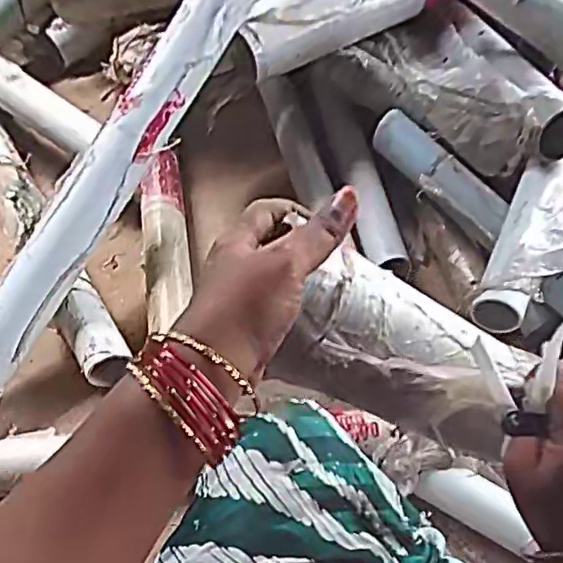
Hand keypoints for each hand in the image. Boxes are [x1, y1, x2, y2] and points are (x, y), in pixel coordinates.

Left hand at [171, 189, 356, 385]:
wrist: (215, 367)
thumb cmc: (244, 308)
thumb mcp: (286, 263)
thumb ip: (318, 234)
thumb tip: (348, 195)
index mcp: (236, 241)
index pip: (268, 210)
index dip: (298, 212)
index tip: (327, 227)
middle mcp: (233, 266)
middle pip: (271, 243)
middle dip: (302, 245)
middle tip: (332, 256)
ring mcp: (238, 298)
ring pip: (273, 276)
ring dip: (299, 277)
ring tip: (327, 285)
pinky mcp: (246, 327)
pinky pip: (274, 306)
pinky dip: (294, 306)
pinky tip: (309, 315)